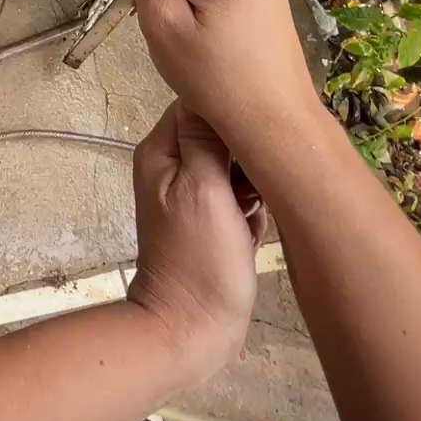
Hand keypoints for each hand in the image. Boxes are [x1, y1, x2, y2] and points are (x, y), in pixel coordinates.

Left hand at [126, 100, 265, 373]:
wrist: (193, 327)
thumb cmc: (199, 257)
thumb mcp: (203, 187)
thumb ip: (204, 138)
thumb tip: (208, 92)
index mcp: (161, 150)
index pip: (197, 106)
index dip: (231, 115)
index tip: (260, 133)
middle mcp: (171, 165)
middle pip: (218, 135)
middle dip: (245, 156)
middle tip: (255, 185)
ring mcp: (190, 194)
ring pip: (234, 166)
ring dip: (252, 185)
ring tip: (253, 210)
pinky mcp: (210, 220)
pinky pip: (238, 196)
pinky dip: (251, 209)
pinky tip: (253, 229)